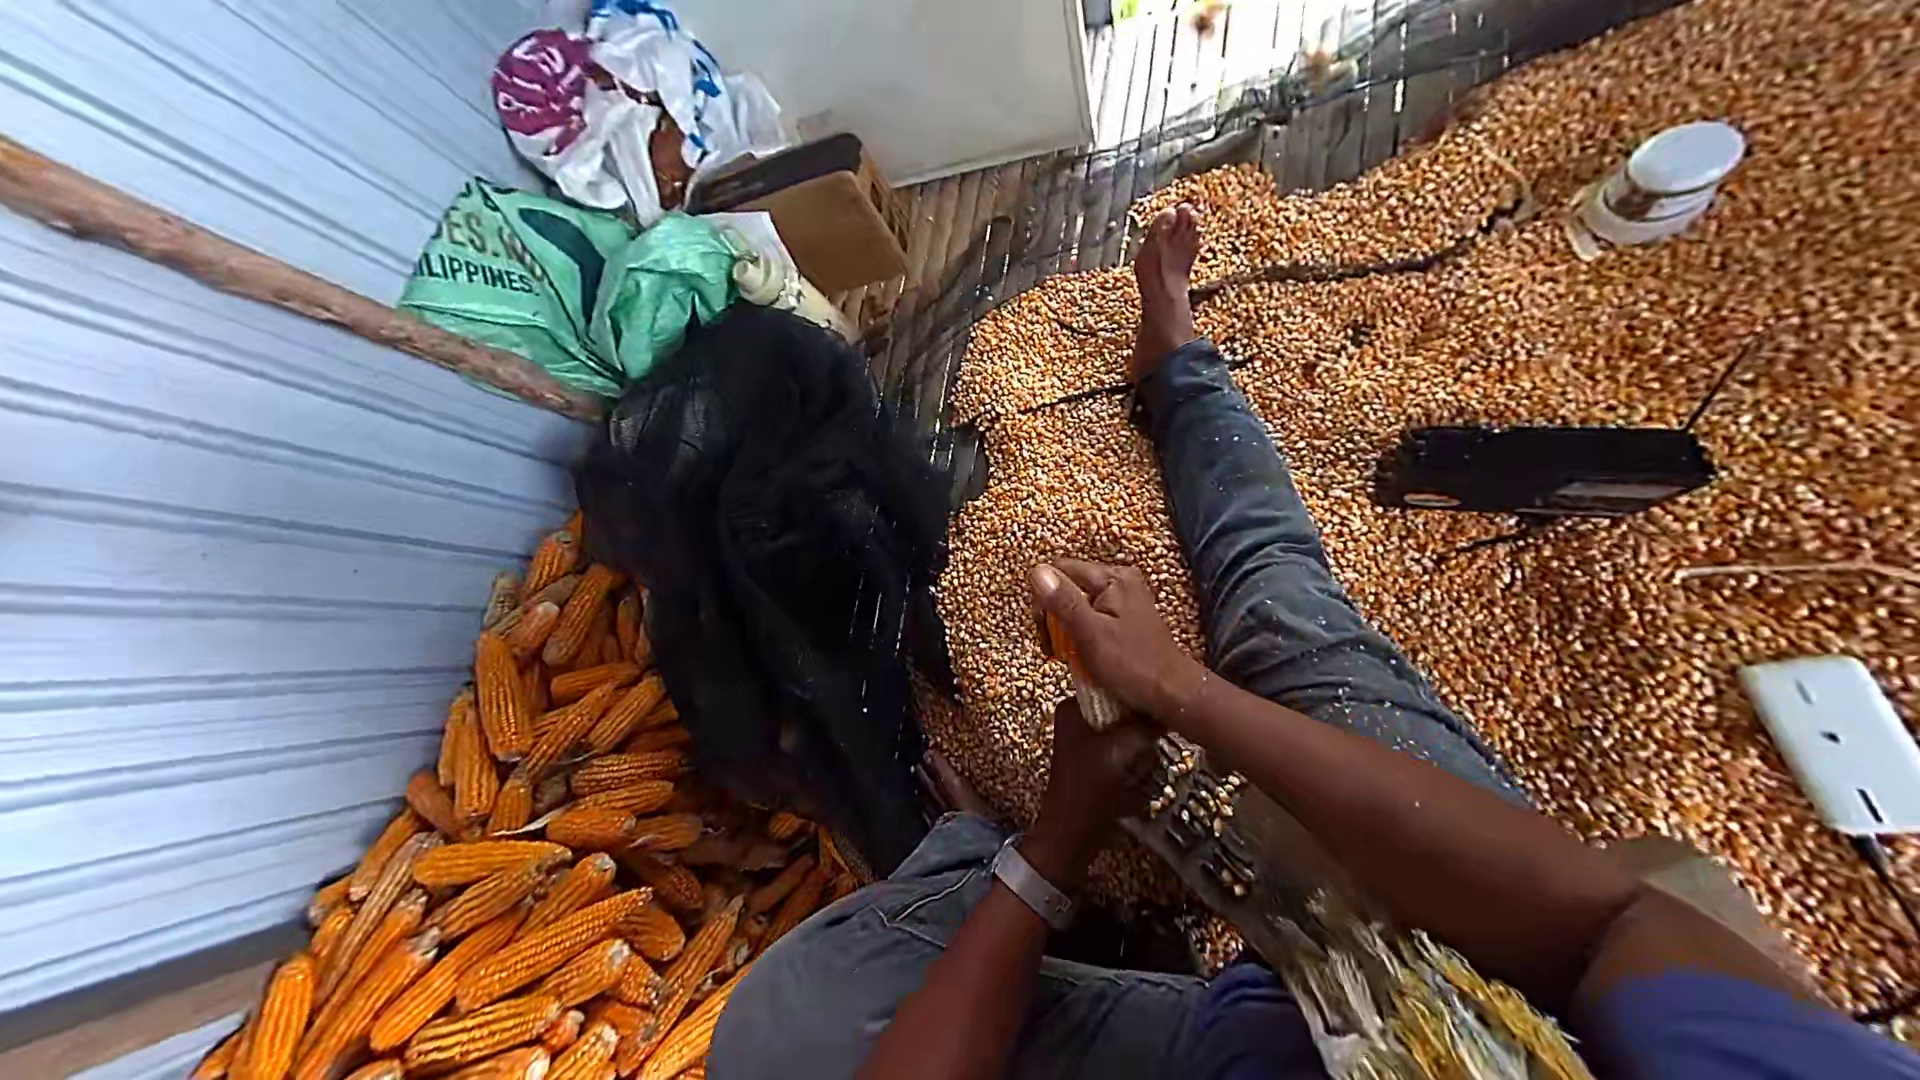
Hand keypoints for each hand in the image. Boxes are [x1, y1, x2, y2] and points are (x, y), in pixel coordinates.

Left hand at [1022, 699, 1157, 886]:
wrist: (1072, 836)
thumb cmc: (1088, 789)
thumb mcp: (1119, 750)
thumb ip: (1144, 727)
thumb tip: (1166, 712)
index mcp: (1073, 708)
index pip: (1113, 687)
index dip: (1136, 701)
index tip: (1155, 715)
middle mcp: (1080, 720)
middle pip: (1128, 717)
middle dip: (1139, 742)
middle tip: (1134, 760)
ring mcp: (1091, 744)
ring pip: (1134, 741)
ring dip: (1139, 762)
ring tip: (1130, 779)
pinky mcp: (1103, 766)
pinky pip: (1131, 761)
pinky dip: (1134, 776)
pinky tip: (1129, 792)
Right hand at [1029, 559, 1206, 726]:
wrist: (1172, 693)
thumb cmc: (1132, 667)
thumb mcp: (1091, 634)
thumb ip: (1064, 602)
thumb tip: (1037, 571)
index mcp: (1112, 578)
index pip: (1059, 570)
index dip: (1044, 599)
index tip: (1046, 632)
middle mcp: (1119, 579)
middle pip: (1067, 585)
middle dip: (1054, 615)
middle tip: (1055, 649)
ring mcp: (1123, 597)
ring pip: (1076, 601)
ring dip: (1065, 627)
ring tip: (1067, 655)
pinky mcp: (1124, 614)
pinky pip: (1089, 613)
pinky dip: (1079, 632)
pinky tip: (1081, 653)